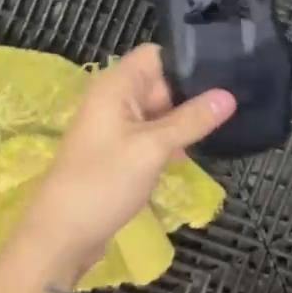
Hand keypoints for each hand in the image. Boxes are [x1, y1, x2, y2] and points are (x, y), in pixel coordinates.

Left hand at [12, 44, 233, 280]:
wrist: (60, 238)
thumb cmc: (102, 183)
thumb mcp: (153, 148)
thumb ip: (192, 120)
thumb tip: (229, 96)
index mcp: (115, 86)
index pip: (156, 55)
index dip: (186, 60)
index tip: (223, 71)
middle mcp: (114, 99)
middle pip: (161, 82)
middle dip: (191, 93)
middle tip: (231, 104)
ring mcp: (116, 126)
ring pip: (160, 109)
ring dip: (184, 119)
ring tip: (222, 125)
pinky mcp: (120, 150)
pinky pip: (152, 133)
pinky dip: (171, 138)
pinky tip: (194, 150)